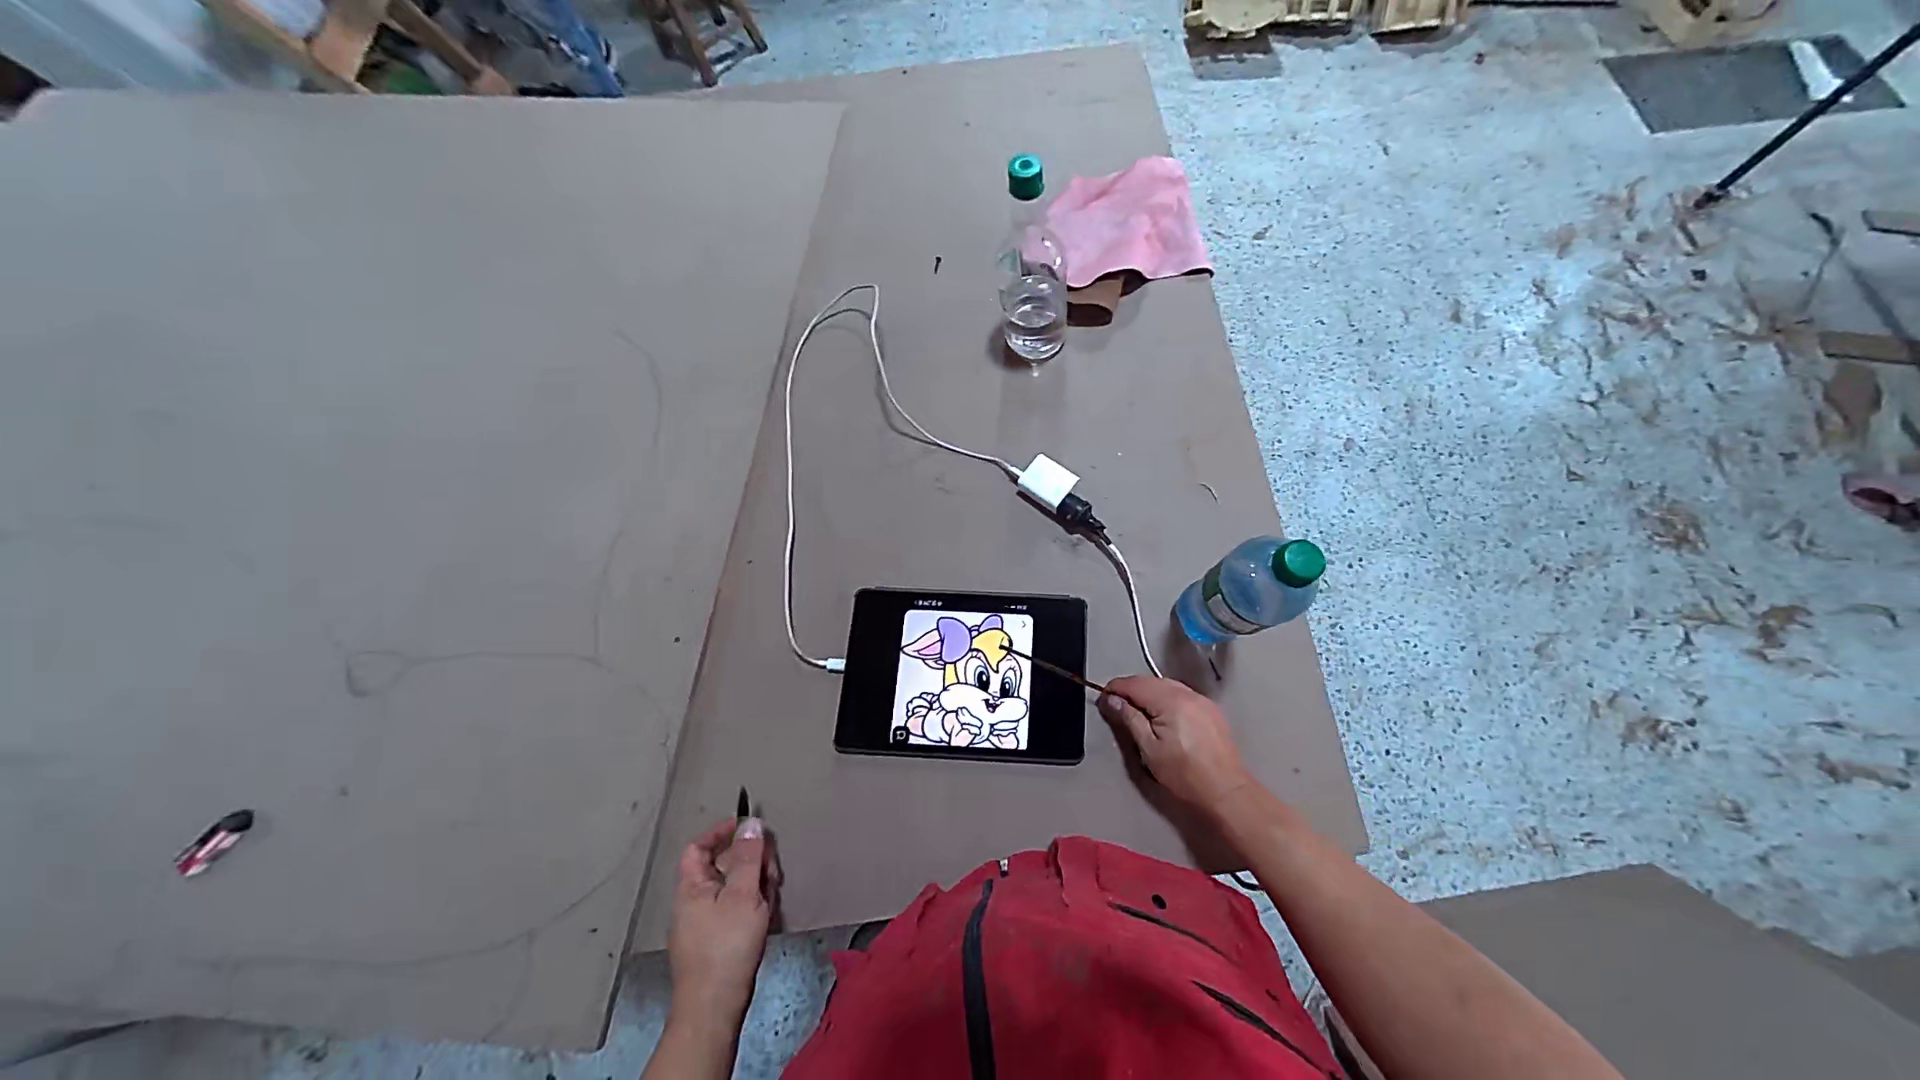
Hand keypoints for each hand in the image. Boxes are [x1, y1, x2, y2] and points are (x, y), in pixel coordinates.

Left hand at [666, 816, 780, 1024]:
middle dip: (750, 860)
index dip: (721, 832)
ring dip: (756, 884)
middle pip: (723, 864)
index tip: (748, 827)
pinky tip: (767, 915)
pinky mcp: (719, 940)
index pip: (700, 846)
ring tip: (771, 895)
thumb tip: (750, 823)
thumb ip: (748, 857)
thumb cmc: (726, 947)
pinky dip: (753, 904)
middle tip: (770, 870)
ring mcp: (706, 922)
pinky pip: (737, 908)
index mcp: (692, 887)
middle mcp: (694, 901)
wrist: (715, 1008)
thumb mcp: (743, 894)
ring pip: (734, 886)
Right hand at [1098, 676, 1255, 820]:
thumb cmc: (1185, 774)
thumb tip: (1111, 701)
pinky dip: (1166, 698)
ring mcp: (1202, 701)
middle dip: (1131, 689)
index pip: (1135, 684)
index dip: (1115, 688)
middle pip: (1151, 681)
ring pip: (1167, 686)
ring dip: (1148, 693)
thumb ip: (1129, 719)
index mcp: (1171, 701)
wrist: (1226, 791)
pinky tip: (1162, 715)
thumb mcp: (1149, 749)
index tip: (1103, 698)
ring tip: (1137, 711)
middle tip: (1116, 705)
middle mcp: (1188, 694)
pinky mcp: (1211, 710)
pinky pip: (1182, 695)